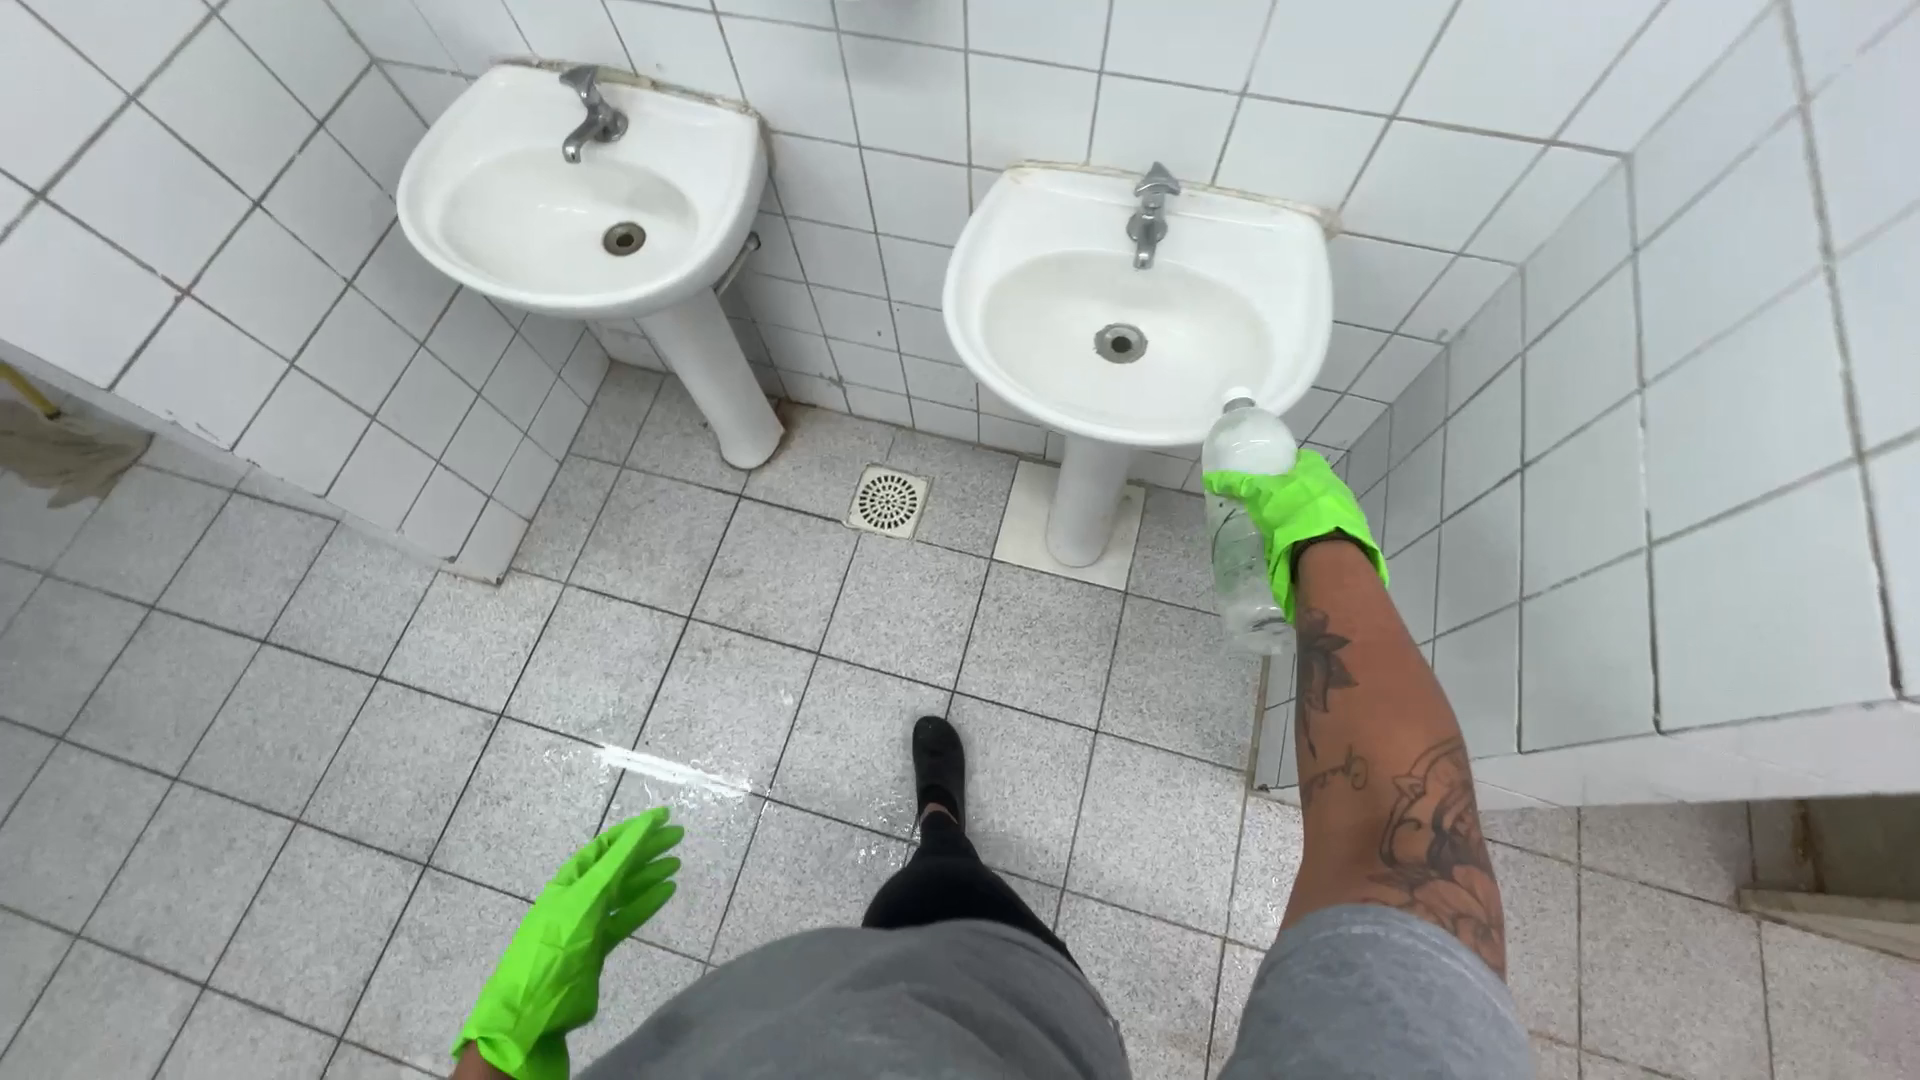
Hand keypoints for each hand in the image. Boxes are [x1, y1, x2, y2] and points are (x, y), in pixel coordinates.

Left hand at [454, 810, 683, 1079]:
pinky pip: (627, 917)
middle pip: (618, 865)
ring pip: (624, 891)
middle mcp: (579, 896)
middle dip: (646, 849)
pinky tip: (667, 892)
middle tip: (678, 836)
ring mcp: (588, 922)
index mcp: (570, 880)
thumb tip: (648, 822)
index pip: (607, 845)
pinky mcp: (598, 947)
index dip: (634, 829)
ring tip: (676, 863)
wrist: (532, 1010)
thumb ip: (619, 861)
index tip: (664, 817)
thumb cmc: (557, 944)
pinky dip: (646, 903)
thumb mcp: (588, 896)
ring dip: (649, 875)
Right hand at [1204, 450, 1386, 618]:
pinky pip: (1320, 527)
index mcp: (1315, 467)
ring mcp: (1340, 509)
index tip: (1270, 472)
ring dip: (1300, 512)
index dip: (1287, 463)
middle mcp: (1332, 483)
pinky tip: (1292, 538)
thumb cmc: (1293, 508)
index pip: (1302, 458)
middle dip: (1291, 489)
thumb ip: (1237, 484)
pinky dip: (1307, 531)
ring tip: (1278, 521)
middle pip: (1309, 482)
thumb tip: (1209, 479)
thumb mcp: (1258, 493)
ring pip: (1316, 505)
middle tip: (1269, 499)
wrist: (1324, 547)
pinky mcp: (1341, 533)